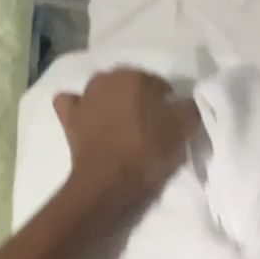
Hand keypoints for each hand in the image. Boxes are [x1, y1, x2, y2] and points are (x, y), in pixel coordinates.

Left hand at [53, 69, 199, 226]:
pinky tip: (87, 119)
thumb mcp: (184, 128)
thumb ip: (191, 108)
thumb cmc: (149, 151)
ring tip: (120, 126)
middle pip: (129, 86)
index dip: (167, 103)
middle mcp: (107, 79)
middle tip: (148, 125)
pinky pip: (71, 103)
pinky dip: (78, 108)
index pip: (159, 85)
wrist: (110, 183)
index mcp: (136, 75)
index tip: (170, 122)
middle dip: (138, 100)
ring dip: (110, 102)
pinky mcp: (68, 119)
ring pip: (100, 91)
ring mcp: (84, 97)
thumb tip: (188, 102)